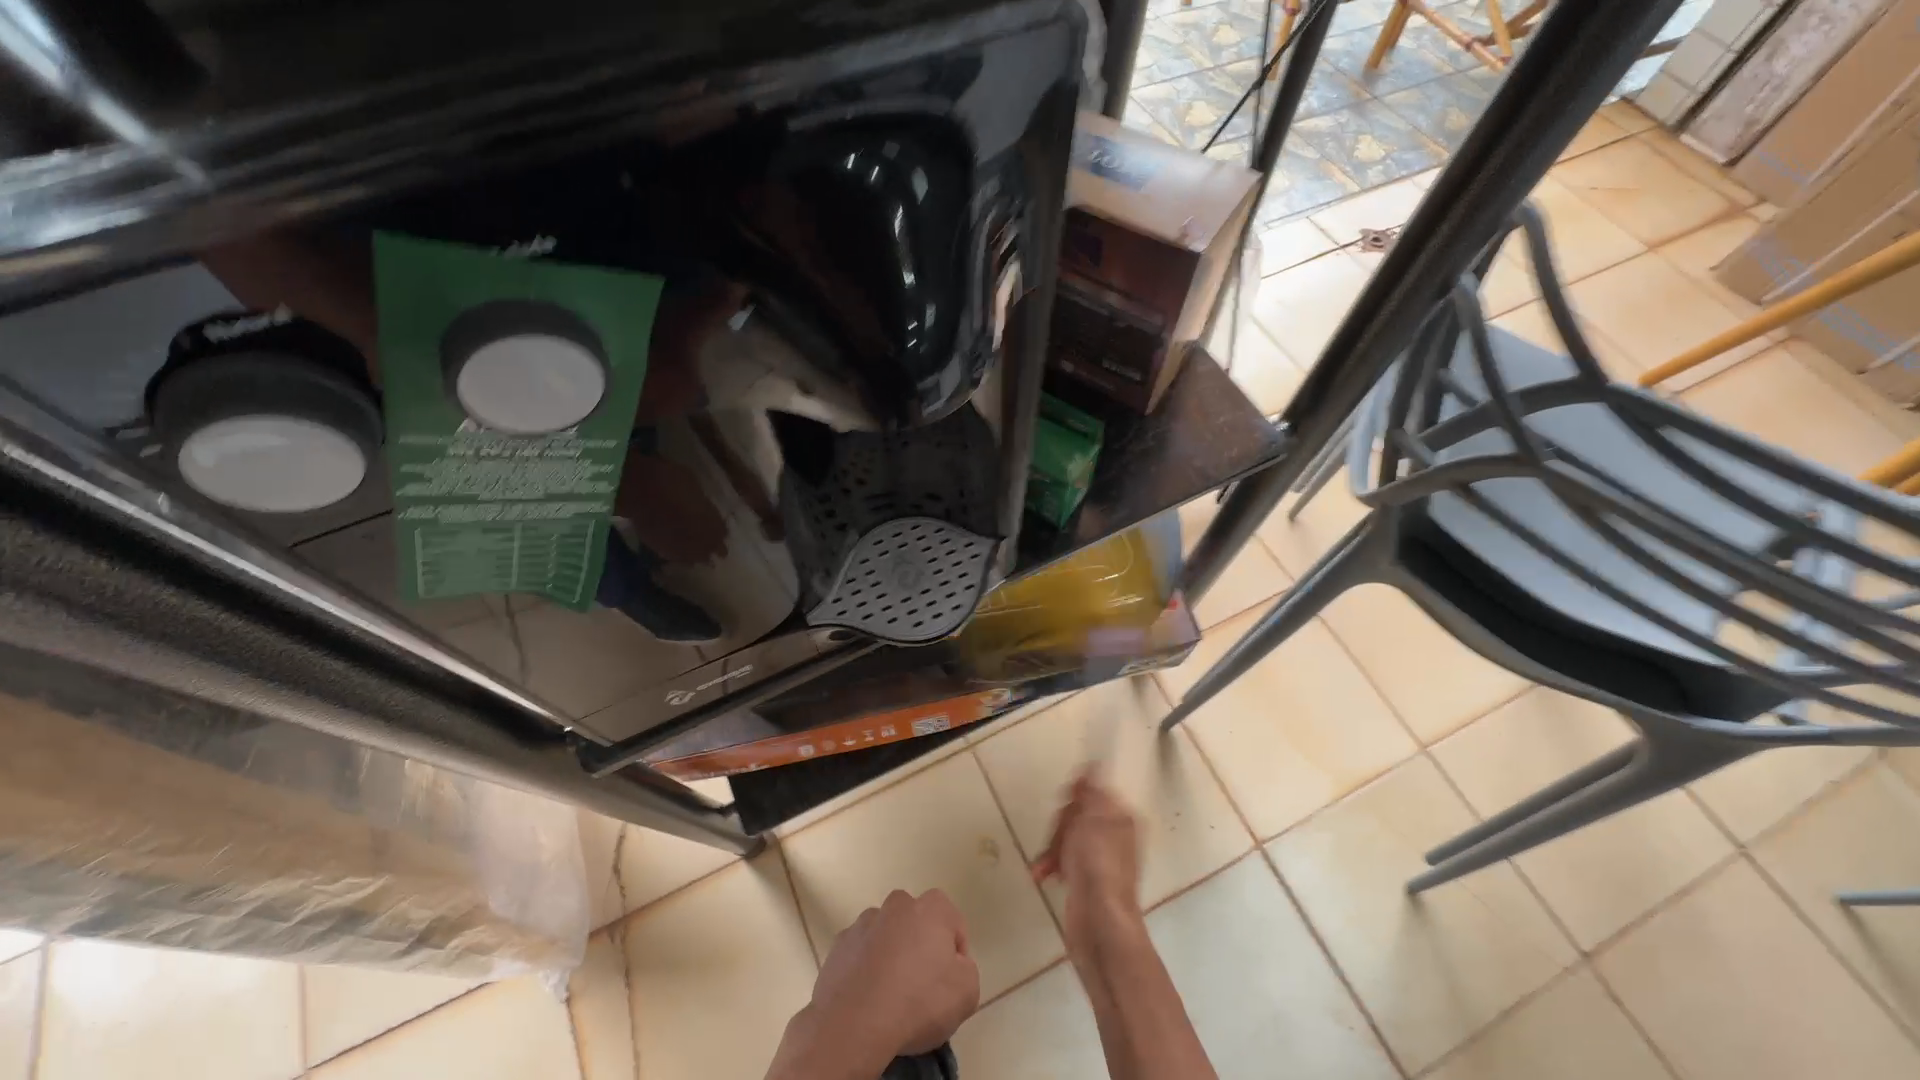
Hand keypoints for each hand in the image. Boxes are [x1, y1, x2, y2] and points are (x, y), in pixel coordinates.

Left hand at [772, 889, 979, 1078]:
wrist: (855, 1025)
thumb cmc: (919, 1003)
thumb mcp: (967, 993)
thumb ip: (966, 969)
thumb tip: (951, 965)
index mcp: (932, 908)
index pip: (953, 924)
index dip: (956, 954)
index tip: (951, 982)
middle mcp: (896, 906)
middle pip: (916, 924)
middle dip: (921, 947)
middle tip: (923, 986)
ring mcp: (862, 924)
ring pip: (886, 936)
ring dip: (891, 956)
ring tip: (891, 995)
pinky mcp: (837, 947)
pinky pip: (860, 954)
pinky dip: (866, 969)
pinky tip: (868, 998)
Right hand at [1032, 773, 1143, 958]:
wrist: (1099, 924)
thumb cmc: (1097, 867)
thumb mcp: (1093, 820)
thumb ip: (1092, 792)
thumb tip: (1094, 763)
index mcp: (1122, 817)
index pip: (1095, 791)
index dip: (1076, 798)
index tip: (1065, 806)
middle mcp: (1114, 835)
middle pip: (1078, 815)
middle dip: (1060, 826)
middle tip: (1058, 838)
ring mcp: (1100, 859)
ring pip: (1068, 838)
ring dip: (1052, 847)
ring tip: (1045, 865)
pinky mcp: (1086, 880)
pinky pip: (1065, 861)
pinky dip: (1052, 865)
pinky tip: (1044, 875)